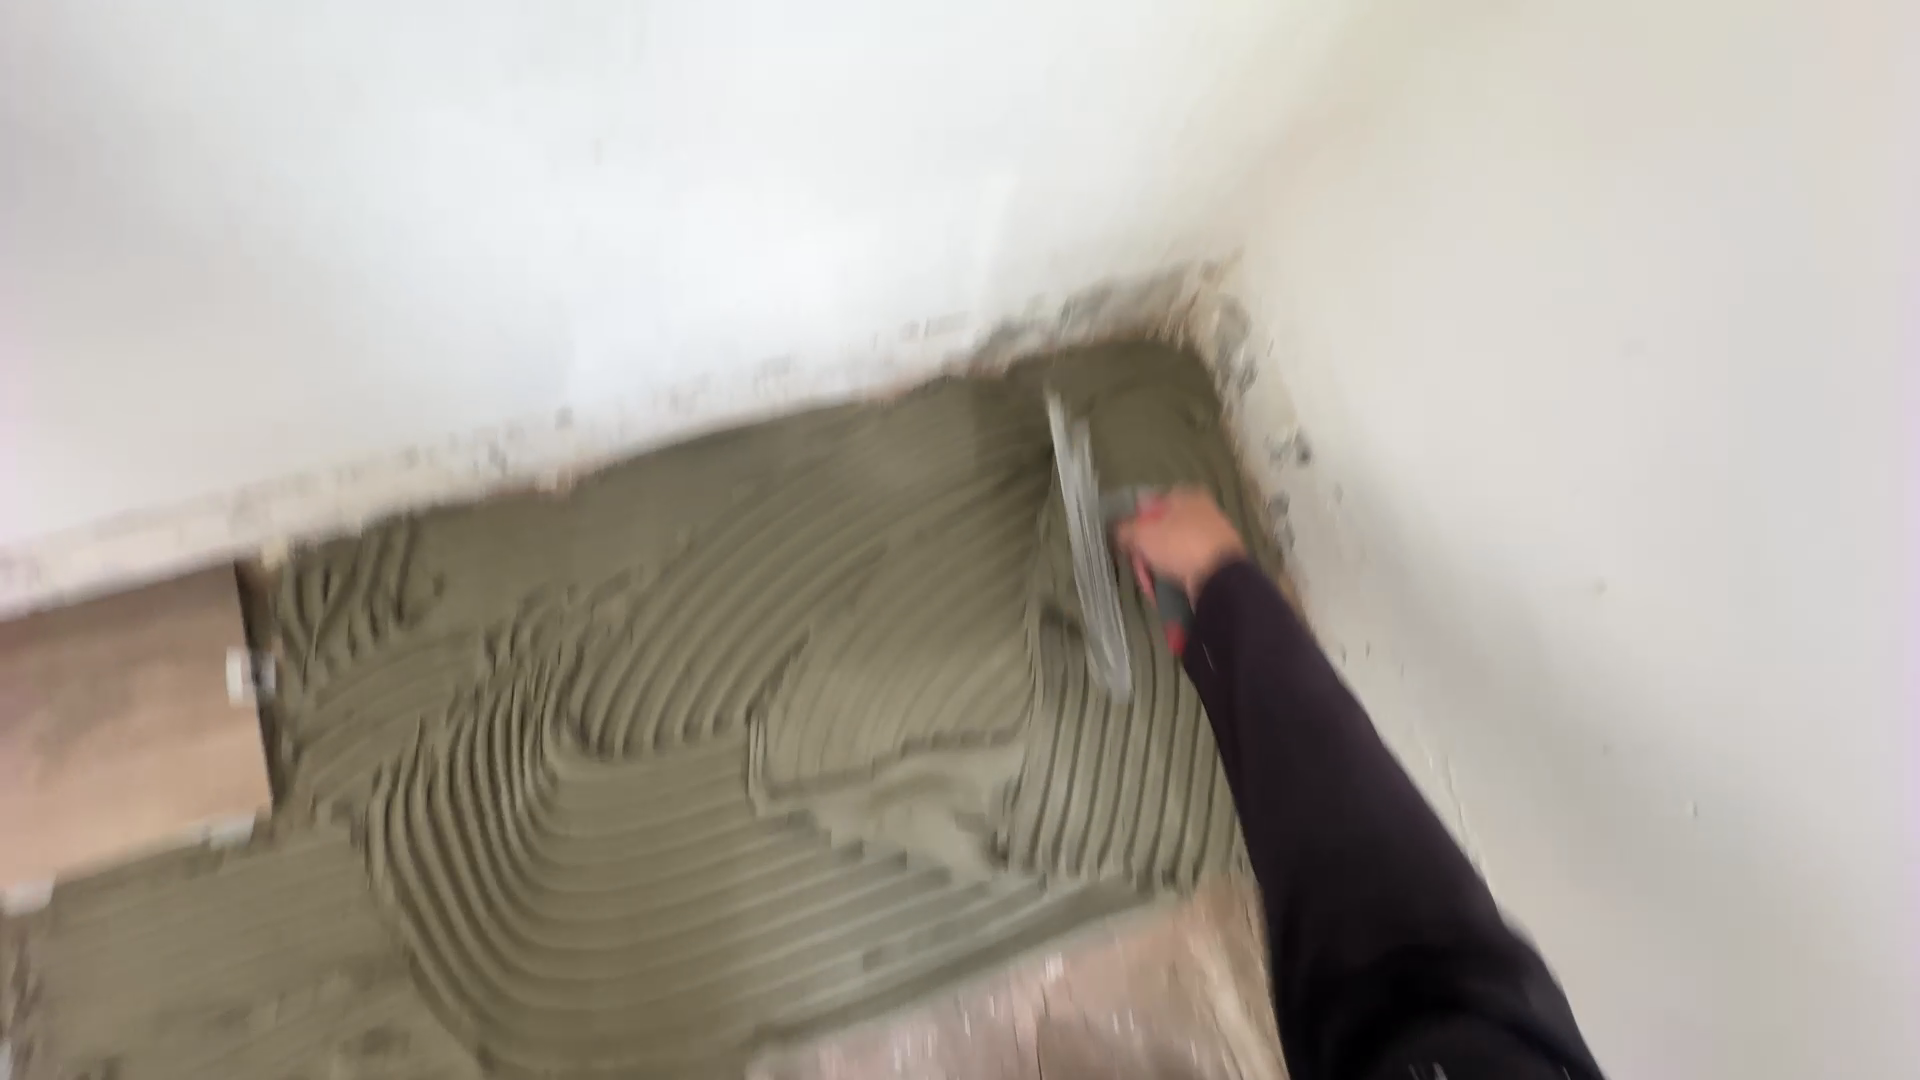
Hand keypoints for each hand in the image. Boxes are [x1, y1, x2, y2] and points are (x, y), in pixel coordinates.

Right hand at [1114, 488, 1246, 601]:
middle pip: (1164, 526)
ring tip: (1152, 576)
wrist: (1220, 578)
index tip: (1128, 538)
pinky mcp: (1222, 558)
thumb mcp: (1141, 535)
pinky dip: (1178, 571)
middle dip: (1149, 544)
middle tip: (1139, 560)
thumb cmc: (1179, 545)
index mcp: (1187, 494)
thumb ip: (1124, 529)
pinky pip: (1190, 563)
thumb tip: (1117, 530)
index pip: (1152, 502)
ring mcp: (1216, 534)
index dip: (1136, 520)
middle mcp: (1204, 509)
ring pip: (1176, 546)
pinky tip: (1170, 582)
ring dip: (1162, 560)